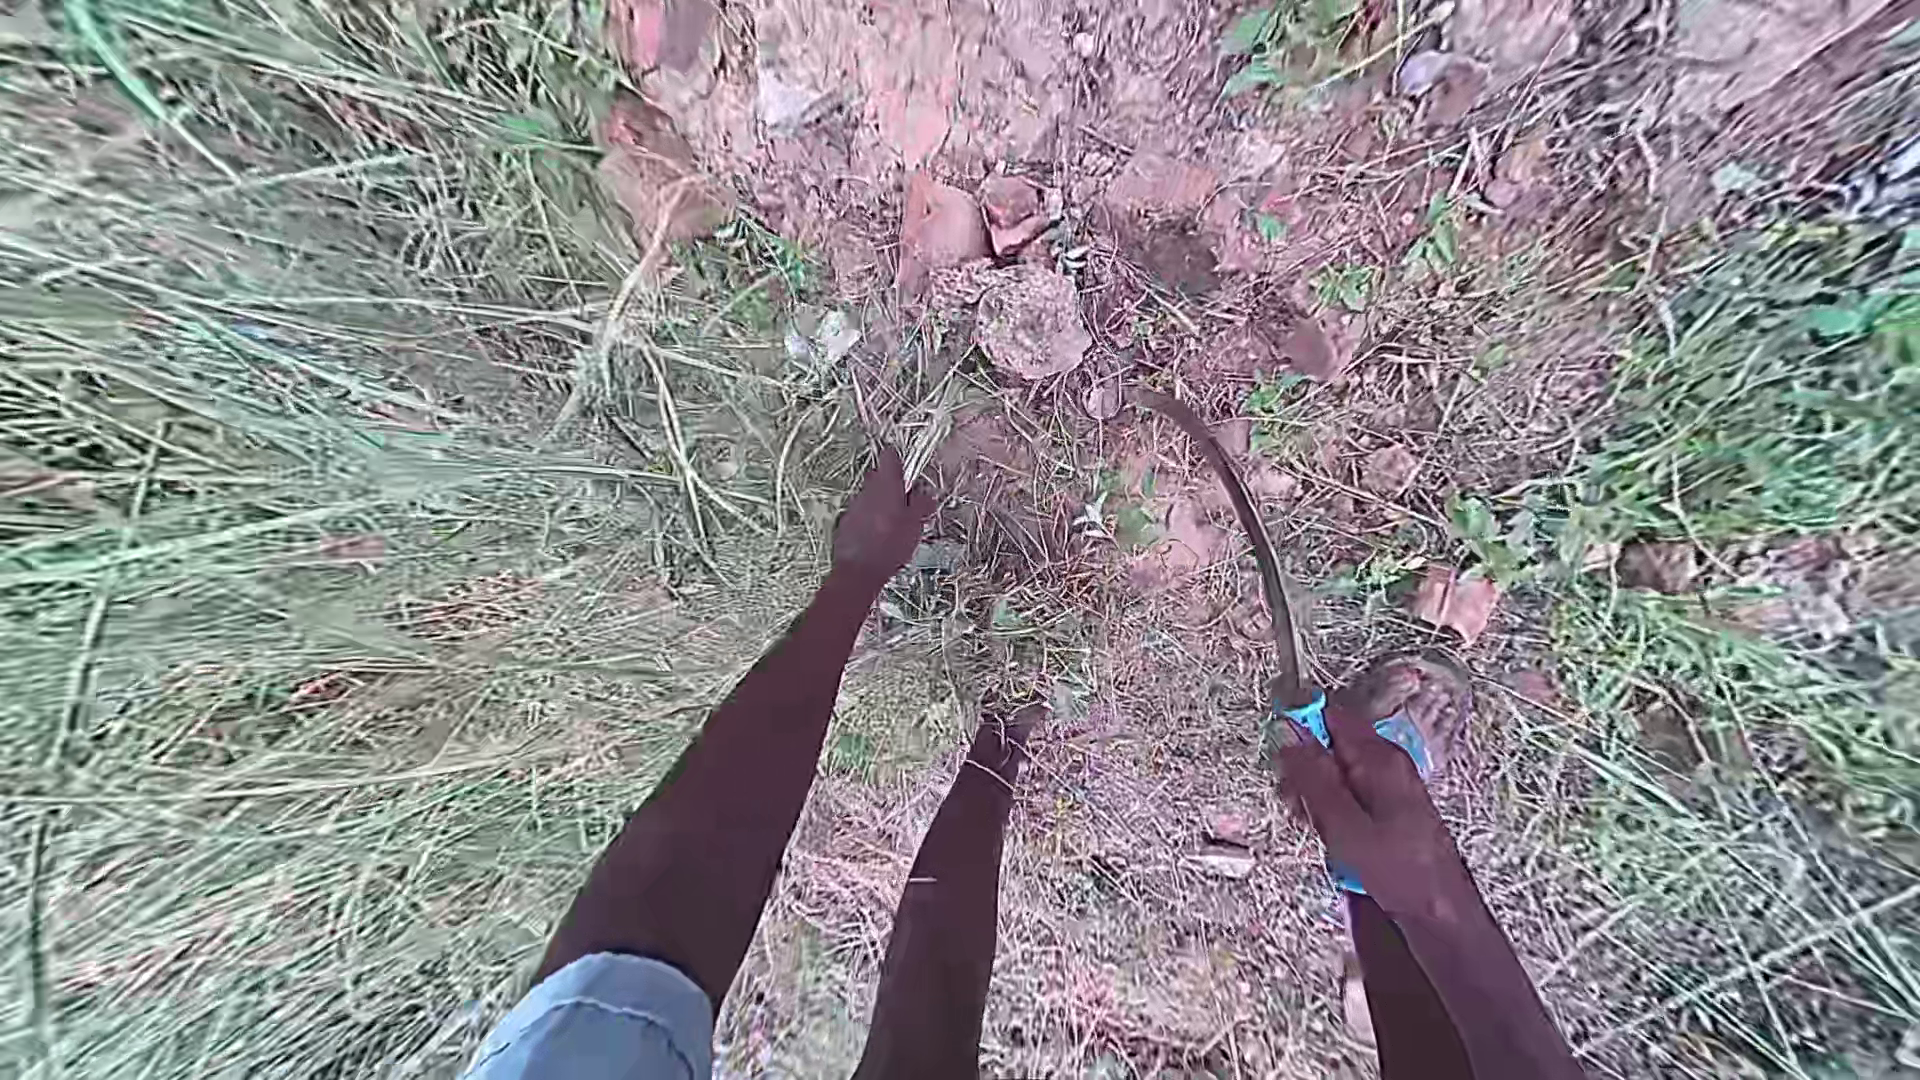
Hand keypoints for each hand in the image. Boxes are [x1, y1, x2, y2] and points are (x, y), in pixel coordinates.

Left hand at [831, 446, 937, 586]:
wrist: (860, 571)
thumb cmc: (890, 546)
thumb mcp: (916, 524)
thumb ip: (922, 505)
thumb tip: (925, 495)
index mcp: (886, 486)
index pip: (891, 457)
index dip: (900, 461)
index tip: (908, 470)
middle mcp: (867, 491)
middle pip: (880, 477)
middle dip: (893, 487)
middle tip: (908, 503)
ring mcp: (854, 507)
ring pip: (870, 497)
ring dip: (882, 505)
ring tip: (896, 524)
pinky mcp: (846, 523)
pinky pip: (861, 514)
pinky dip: (870, 520)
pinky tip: (880, 537)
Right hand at [1274, 676, 1475, 922]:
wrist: (1440, 916)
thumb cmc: (1399, 871)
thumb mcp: (1342, 820)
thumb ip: (1311, 772)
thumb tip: (1287, 731)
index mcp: (1378, 758)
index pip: (1329, 714)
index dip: (1298, 726)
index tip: (1280, 748)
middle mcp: (1387, 762)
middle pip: (1328, 742)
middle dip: (1302, 765)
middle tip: (1294, 795)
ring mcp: (1389, 782)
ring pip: (1334, 767)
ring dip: (1312, 788)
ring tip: (1310, 818)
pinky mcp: (1387, 803)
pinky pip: (1347, 788)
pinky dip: (1330, 803)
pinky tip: (1327, 828)